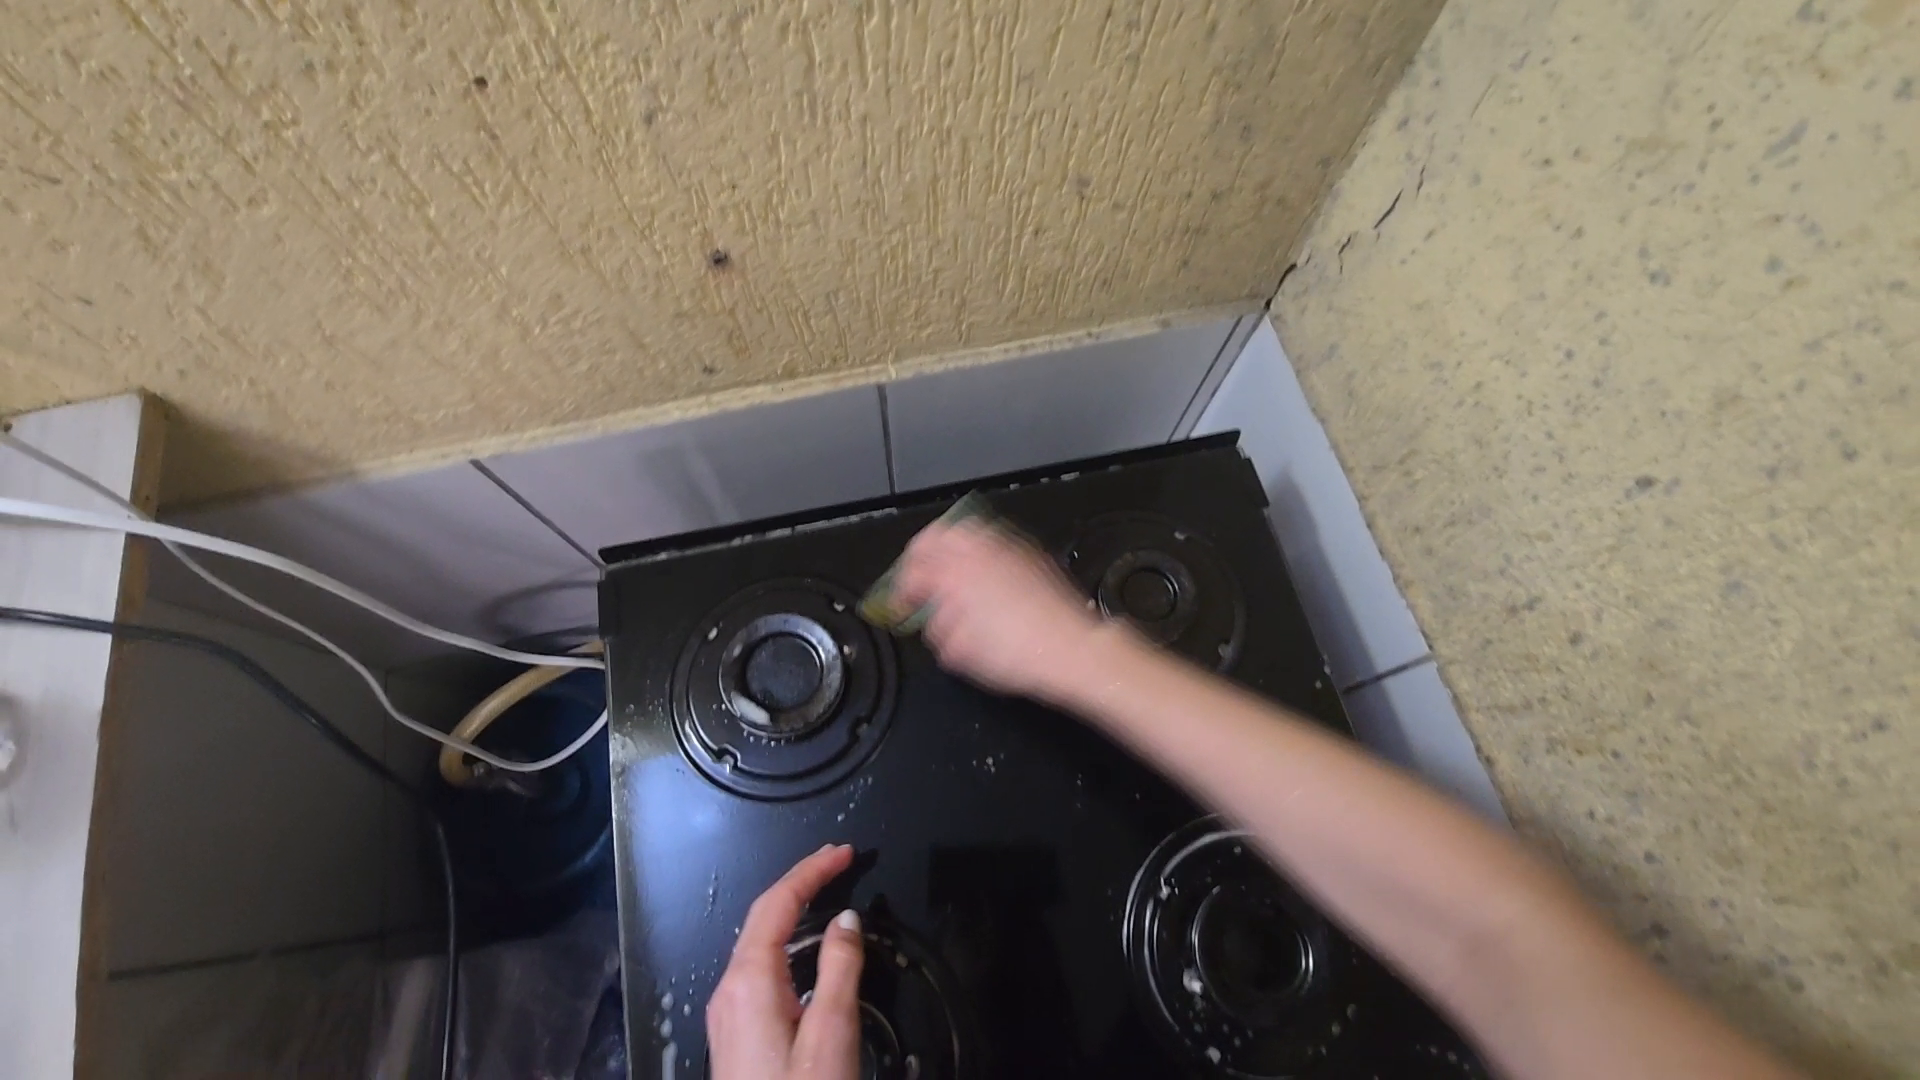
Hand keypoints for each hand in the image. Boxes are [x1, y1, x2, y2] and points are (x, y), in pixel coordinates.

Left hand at [708, 845, 864, 1079]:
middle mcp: (729, 991)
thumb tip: (846, 919)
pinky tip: (810, 946)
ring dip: (793, 909)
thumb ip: (839, 968)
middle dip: (801, 881)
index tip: (845, 853)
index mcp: (749, 982)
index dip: (811, 871)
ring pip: (759, 941)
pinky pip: (760, 966)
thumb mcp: (831, 1036)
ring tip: (829, 891)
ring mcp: (728, 1014)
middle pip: (762, 915)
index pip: (777, 904)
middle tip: (841, 862)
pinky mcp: (736, 1033)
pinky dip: (787, 939)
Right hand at [891, 519, 1108, 700]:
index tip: (901, 604)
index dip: (899, 591)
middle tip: (916, 579)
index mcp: (954, 575)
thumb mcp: (960, 653)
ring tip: (944, 571)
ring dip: (947, 549)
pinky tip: (979, 574)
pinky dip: (976, 551)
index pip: (911, 572)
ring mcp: (1005, 548)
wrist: (1072, 649)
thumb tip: (933, 620)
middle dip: (919, 558)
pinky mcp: (1027, 553)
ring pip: (962, 531)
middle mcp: (977, 553)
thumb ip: (936, 629)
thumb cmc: (1021, 653)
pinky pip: (991, 540)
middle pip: (933, 537)